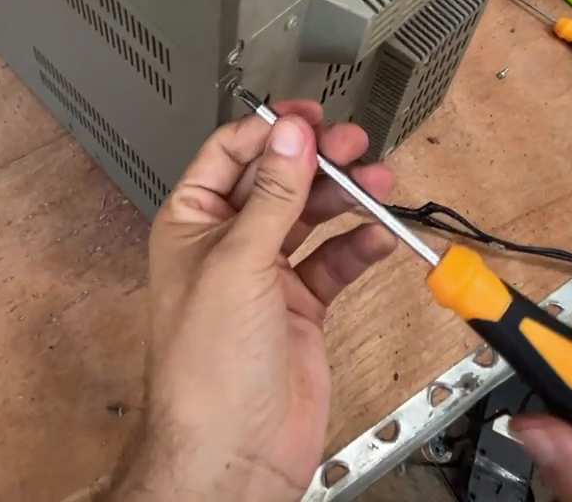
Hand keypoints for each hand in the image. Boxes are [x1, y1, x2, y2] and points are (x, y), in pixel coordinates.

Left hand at [107, 102, 397, 500]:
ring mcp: (265, 271)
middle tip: (352, 144)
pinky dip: (356, 245)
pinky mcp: (299, 302)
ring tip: (378, 179)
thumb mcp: (239, 263)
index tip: (308, 116)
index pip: (232, 154)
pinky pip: (332, 260)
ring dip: (343, 197)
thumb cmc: (206, 366)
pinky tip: (376, 235)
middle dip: (315, 160)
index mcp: (193, 221)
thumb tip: (289, 135)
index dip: (270, 130)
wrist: (236, 455)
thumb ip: (271, 195)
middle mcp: (228, 240)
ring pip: (309, 215)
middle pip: (276, 179)